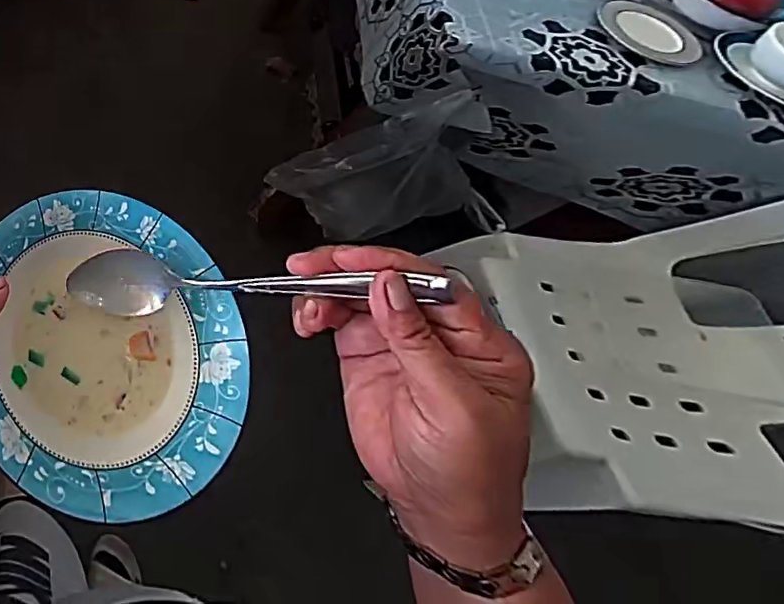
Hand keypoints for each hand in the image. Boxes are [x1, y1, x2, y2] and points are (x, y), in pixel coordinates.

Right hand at [290, 246, 534, 570]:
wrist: (439, 517)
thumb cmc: (471, 474)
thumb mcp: (454, 408)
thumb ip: (418, 343)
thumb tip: (389, 287)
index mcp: (476, 337)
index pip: (431, 283)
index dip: (391, 266)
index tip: (356, 265)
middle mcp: (435, 330)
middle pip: (390, 279)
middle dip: (349, 268)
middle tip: (315, 265)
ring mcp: (398, 339)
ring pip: (359, 292)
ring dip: (327, 287)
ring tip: (308, 301)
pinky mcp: (367, 353)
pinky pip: (338, 316)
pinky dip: (318, 309)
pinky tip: (309, 316)